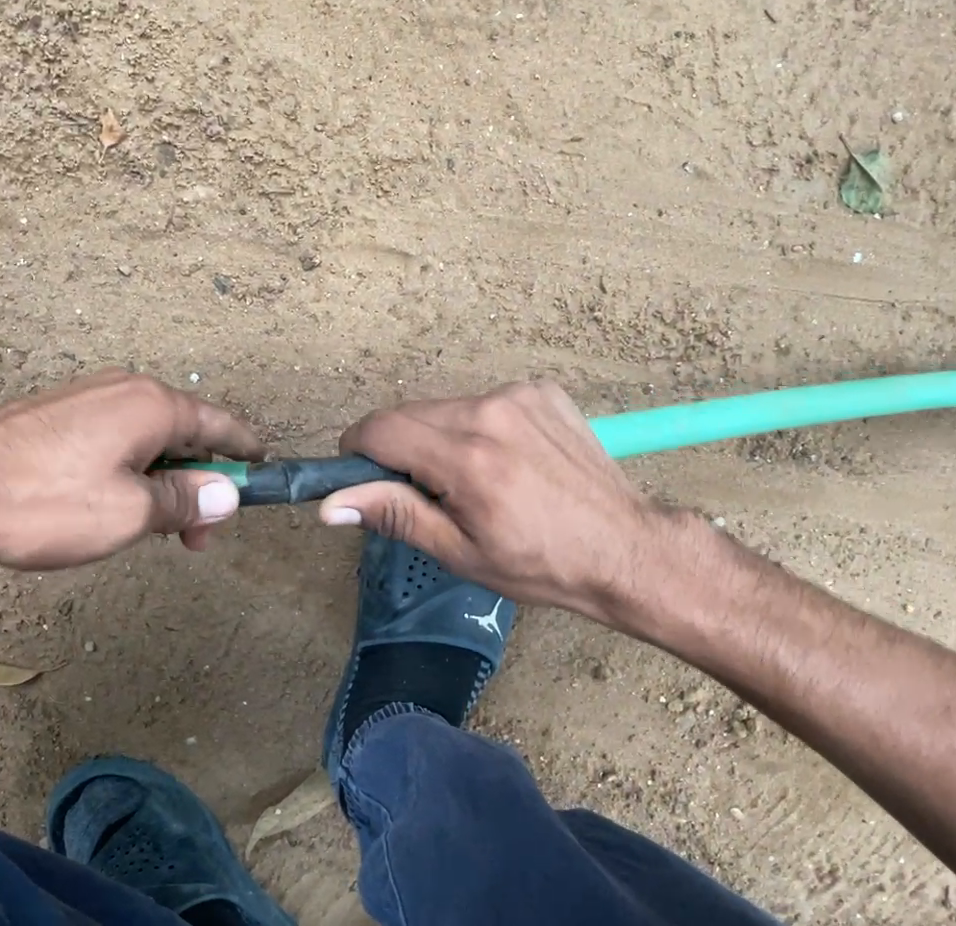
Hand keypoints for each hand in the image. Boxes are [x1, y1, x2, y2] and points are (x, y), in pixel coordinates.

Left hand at [0, 371, 264, 569]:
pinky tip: (117, 506)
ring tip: (155, 530)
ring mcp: (88, 398)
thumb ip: (185, 501)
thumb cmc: (44, 501)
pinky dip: (131, 470)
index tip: (263, 475)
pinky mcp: (59, 414)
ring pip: (148, 439)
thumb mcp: (129, 513)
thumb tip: (225, 493)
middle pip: (185, 433)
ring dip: (163, 482)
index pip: (220, 424)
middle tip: (196, 536)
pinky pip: (115, 438)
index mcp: (153, 405)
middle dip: (199, 482)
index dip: (245, 453)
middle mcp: (125, 390)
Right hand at [319, 382, 695, 626]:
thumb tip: (330, 503)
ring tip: (473, 479)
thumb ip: (394, 514)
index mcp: (467, 459)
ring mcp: (519, 396)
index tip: (361, 476)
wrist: (625, 548)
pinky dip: (477, 427)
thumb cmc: (539, 563)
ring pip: (443, 408)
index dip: (357, 451)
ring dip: (439, 437)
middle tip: (427, 492)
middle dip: (401, 449)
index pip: (379, 429)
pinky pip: (482, 402)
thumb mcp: (459, 552)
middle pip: (408, 415)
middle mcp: (489, 413)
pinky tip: (505, 460)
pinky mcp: (540, 390)